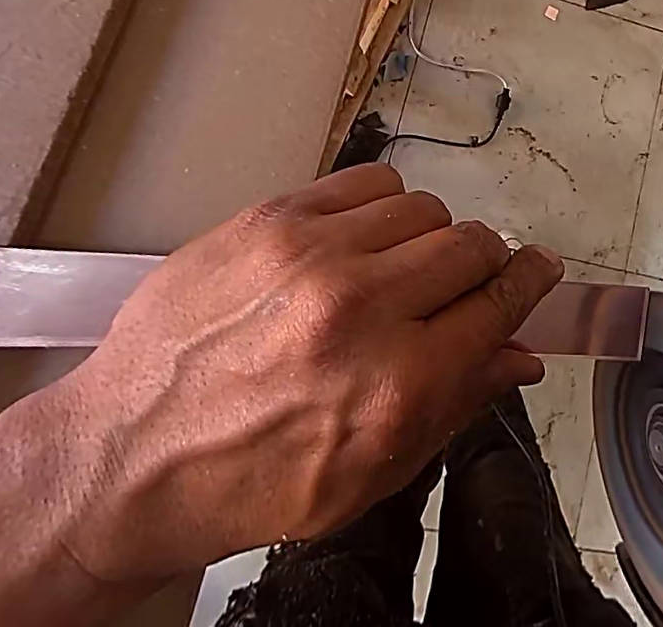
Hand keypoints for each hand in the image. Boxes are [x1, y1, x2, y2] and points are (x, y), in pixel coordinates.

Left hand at [35, 163, 563, 582]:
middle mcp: (363, 310)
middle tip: (465, 280)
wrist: (120, 458)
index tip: (542, 268)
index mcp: (396, 386)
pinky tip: (363, 237)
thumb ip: (458, 404)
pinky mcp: (272, 218)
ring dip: (430, 238)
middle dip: (484, 262)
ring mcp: (314, 255)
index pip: (498, 305)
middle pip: (472, 247)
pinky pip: (371, 181)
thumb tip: (522, 354)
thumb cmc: (251, 481)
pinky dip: (386, 206)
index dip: (531, 281)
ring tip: (400, 265)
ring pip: (427, 210)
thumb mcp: (371, 474)